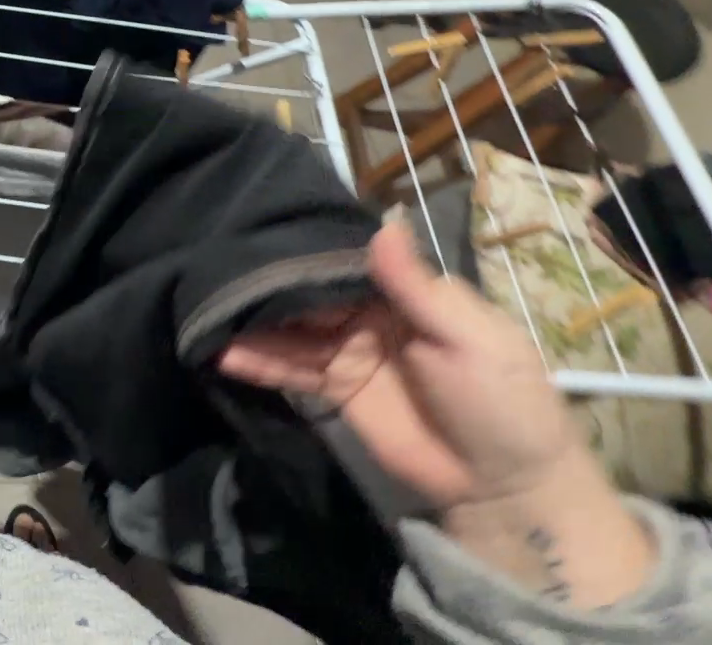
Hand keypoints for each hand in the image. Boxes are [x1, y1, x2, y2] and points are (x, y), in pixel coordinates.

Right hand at [217, 220, 582, 510]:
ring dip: (253, 327)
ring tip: (208, 316)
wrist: (504, 488)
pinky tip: (224, 355)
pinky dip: (259, 363)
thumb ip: (417, 286)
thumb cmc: (500, 401)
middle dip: (268, 289)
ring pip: (292, 332)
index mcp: (404, 294)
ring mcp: (348, 352)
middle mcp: (369, 316)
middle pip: (309, 296)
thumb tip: (383, 223)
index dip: (304, 254)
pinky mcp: (334, 390)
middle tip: (217, 278)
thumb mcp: (469, 339)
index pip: (344, 264)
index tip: (258, 238)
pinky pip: (291, 370)